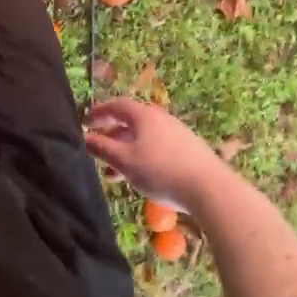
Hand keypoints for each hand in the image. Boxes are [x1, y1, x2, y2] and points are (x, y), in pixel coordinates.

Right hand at [84, 98, 230, 213]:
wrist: (212, 190)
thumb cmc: (161, 171)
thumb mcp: (125, 161)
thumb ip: (102, 148)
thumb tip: (85, 138)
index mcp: (144, 115)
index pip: (116, 106)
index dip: (98, 113)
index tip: (85, 123)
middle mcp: (161, 119)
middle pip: (131, 123)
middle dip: (112, 137)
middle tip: (98, 151)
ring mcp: (179, 134)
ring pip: (145, 139)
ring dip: (127, 152)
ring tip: (116, 174)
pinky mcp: (191, 152)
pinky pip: (159, 149)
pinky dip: (144, 158)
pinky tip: (143, 178)